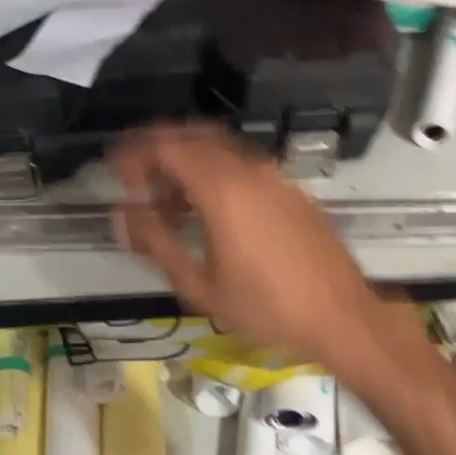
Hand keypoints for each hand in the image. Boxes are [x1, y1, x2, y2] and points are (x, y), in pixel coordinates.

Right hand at [110, 124, 423, 369]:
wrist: (339, 316)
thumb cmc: (265, 308)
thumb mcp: (200, 286)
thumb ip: (155, 244)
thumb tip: (120, 216)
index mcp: (223, 190)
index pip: (169, 147)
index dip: (135, 152)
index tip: (115, 171)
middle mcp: (250, 171)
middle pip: (194, 138)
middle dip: (158, 151)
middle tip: (134, 179)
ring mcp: (276, 178)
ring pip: (221, 150)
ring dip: (187, 164)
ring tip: (166, 202)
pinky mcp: (292, 191)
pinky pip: (244, 167)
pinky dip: (214, 174)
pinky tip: (206, 211)